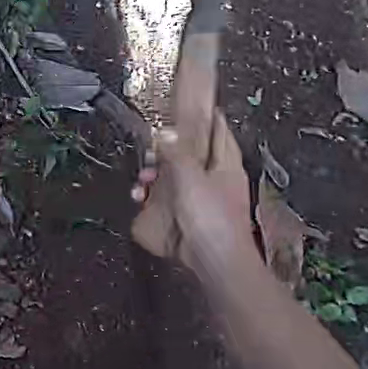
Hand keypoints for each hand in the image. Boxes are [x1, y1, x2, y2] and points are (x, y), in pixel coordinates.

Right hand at [131, 112, 265, 280]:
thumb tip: (165, 132)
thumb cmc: (210, 216)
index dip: (208, 118)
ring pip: (177, 179)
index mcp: (226, 165)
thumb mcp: (190, 177)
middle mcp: (217, 180)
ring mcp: (204, 201)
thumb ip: (176, 152)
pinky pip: (169, 201)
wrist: (215, 262)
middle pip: (192, 156)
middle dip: (167, 152)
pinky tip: (141, 199)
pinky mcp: (190, 220)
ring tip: (142, 182)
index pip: (219, 132)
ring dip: (156, 177)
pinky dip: (154, 198)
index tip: (191, 106)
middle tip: (150, 152)